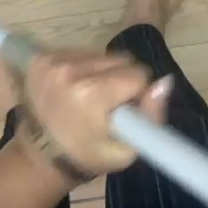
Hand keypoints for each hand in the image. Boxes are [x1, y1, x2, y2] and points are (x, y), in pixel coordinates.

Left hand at [18, 48, 173, 176]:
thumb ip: (150, 116)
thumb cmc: (87, 156)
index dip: (137, 93)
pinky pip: (79, 52)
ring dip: (102, 71)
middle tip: (108, 104)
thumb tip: (166, 80)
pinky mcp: (41, 58)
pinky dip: (83, 67)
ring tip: (89, 96)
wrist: (40, 155)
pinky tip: (74, 88)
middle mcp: (70, 70)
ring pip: (100, 53)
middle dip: (121, 79)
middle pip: (119, 59)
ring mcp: (53, 61)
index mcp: (91, 93)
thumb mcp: (126, 150)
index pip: (138, 74)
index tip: (125, 110)